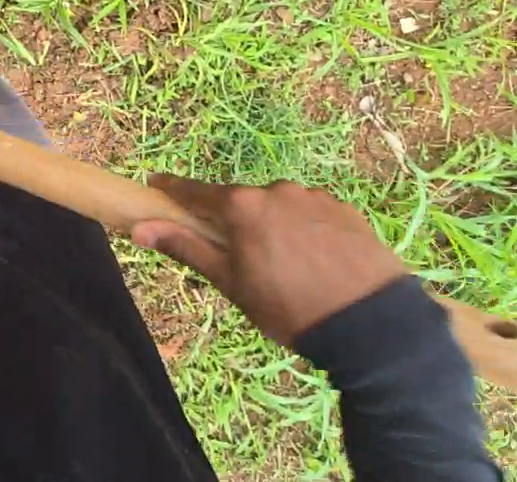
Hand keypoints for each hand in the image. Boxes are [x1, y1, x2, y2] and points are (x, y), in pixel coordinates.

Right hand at [131, 177, 407, 346]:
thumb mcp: (231, 284)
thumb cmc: (290, 308)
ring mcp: (313, 197)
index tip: (156, 186)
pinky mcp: (345, 210)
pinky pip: (312, 213)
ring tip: (287, 264)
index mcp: (241, 205)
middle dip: (233, 221)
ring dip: (272, 225)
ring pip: (278, 207)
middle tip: (240, 256)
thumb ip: (185, 248)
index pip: (194, 190)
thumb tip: (139, 228)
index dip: (173, 190)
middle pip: (240, 201)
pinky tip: (317, 260)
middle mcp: (274, 189)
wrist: (378, 330)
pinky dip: (305, 229)